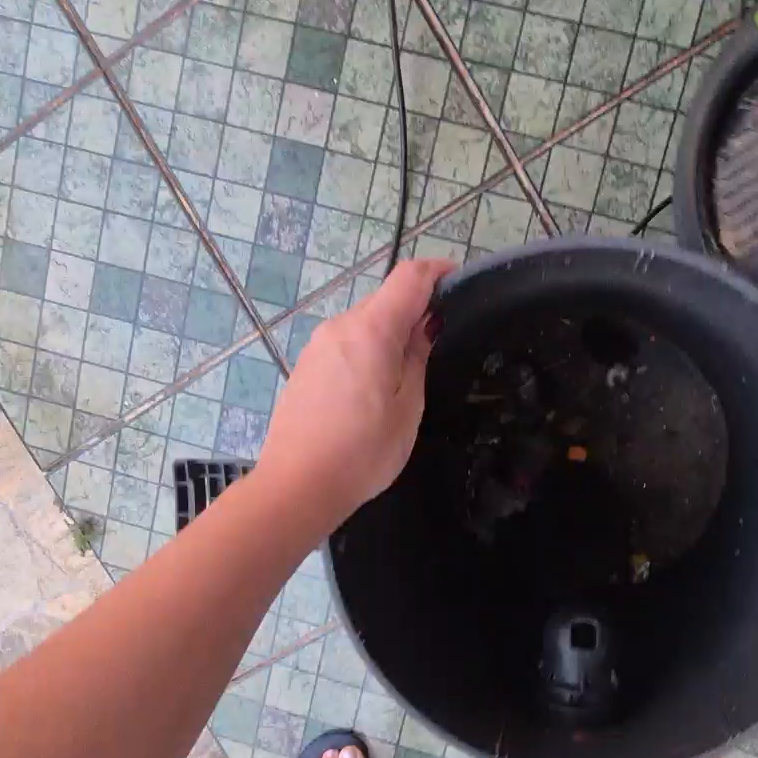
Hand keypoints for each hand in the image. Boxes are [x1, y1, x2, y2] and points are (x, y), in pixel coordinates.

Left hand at [259, 259, 453, 521]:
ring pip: (364, 325)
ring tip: (409, 377)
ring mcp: (317, 347)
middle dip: (415, 312)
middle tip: (441, 345)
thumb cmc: (363, 452)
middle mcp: (340, 327)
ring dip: (390, 336)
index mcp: (371, 330)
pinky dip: (367, 353)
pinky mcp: (306, 368)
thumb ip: (417, 358)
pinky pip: (345, 346)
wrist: (297, 485)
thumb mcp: (408, 407)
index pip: (409, 277)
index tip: (460, 283)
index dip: (438, 272)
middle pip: (385, 301)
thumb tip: (425, 326)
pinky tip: (376, 391)